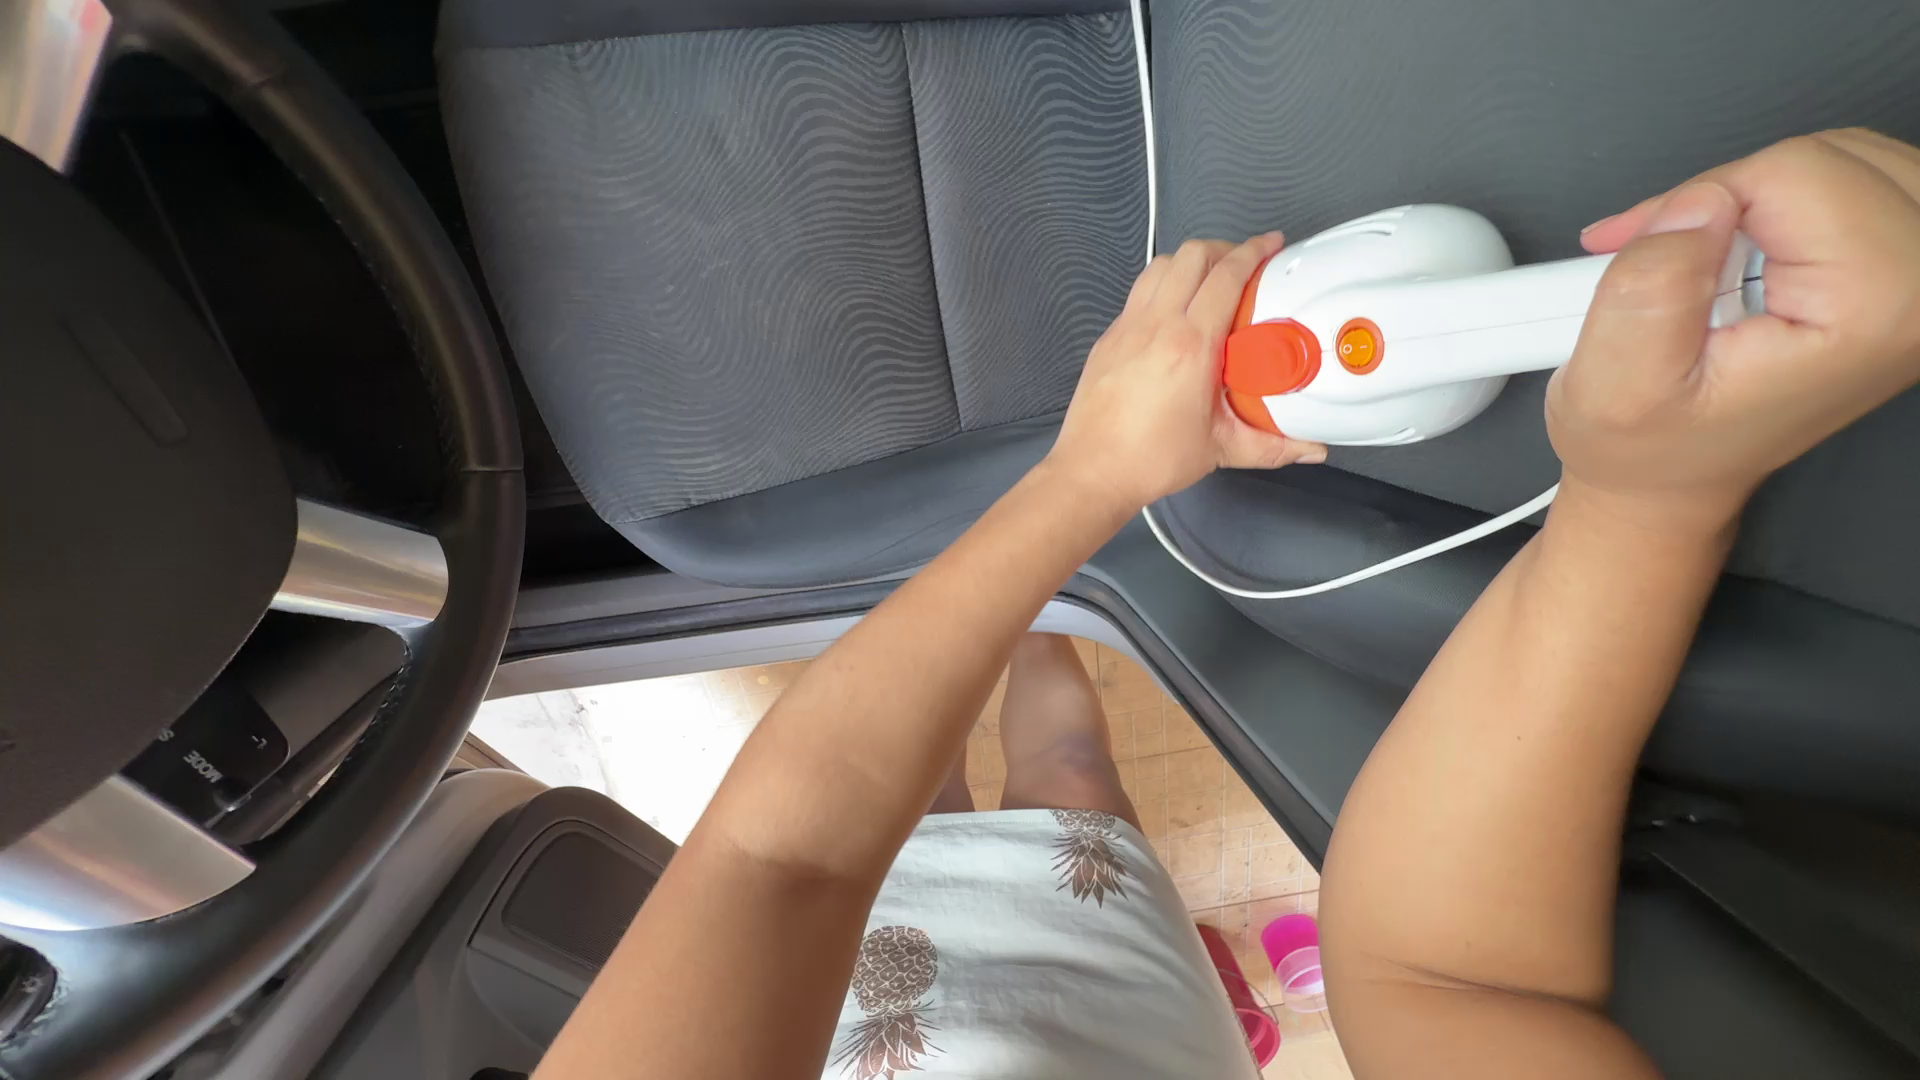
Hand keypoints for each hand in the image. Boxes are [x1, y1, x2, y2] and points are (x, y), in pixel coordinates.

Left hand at [1047, 233, 1326, 508]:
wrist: (1091, 473)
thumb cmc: (1149, 461)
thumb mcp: (1219, 450)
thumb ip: (1271, 446)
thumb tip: (1312, 448)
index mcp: (1189, 345)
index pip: (1226, 275)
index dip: (1253, 252)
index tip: (1271, 246)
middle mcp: (1154, 326)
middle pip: (1190, 256)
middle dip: (1222, 249)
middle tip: (1242, 265)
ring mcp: (1125, 330)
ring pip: (1158, 268)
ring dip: (1187, 263)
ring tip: (1208, 282)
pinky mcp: (1106, 341)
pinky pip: (1136, 296)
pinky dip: (1160, 289)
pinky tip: (1172, 315)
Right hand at [1552, 129, 1919, 533]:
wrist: (1664, 480)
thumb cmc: (1641, 448)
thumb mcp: (1610, 386)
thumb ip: (1646, 293)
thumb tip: (1689, 211)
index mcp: (1875, 310)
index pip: (1797, 174)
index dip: (1690, 203)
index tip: (1633, 251)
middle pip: (1831, 159)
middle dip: (1722, 195)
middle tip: (1655, 258)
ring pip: (1845, 165)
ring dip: (1748, 200)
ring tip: (1690, 264)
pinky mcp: (1902, 278)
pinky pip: (1854, 192)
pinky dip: (1776, 209)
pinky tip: (1730, 259)